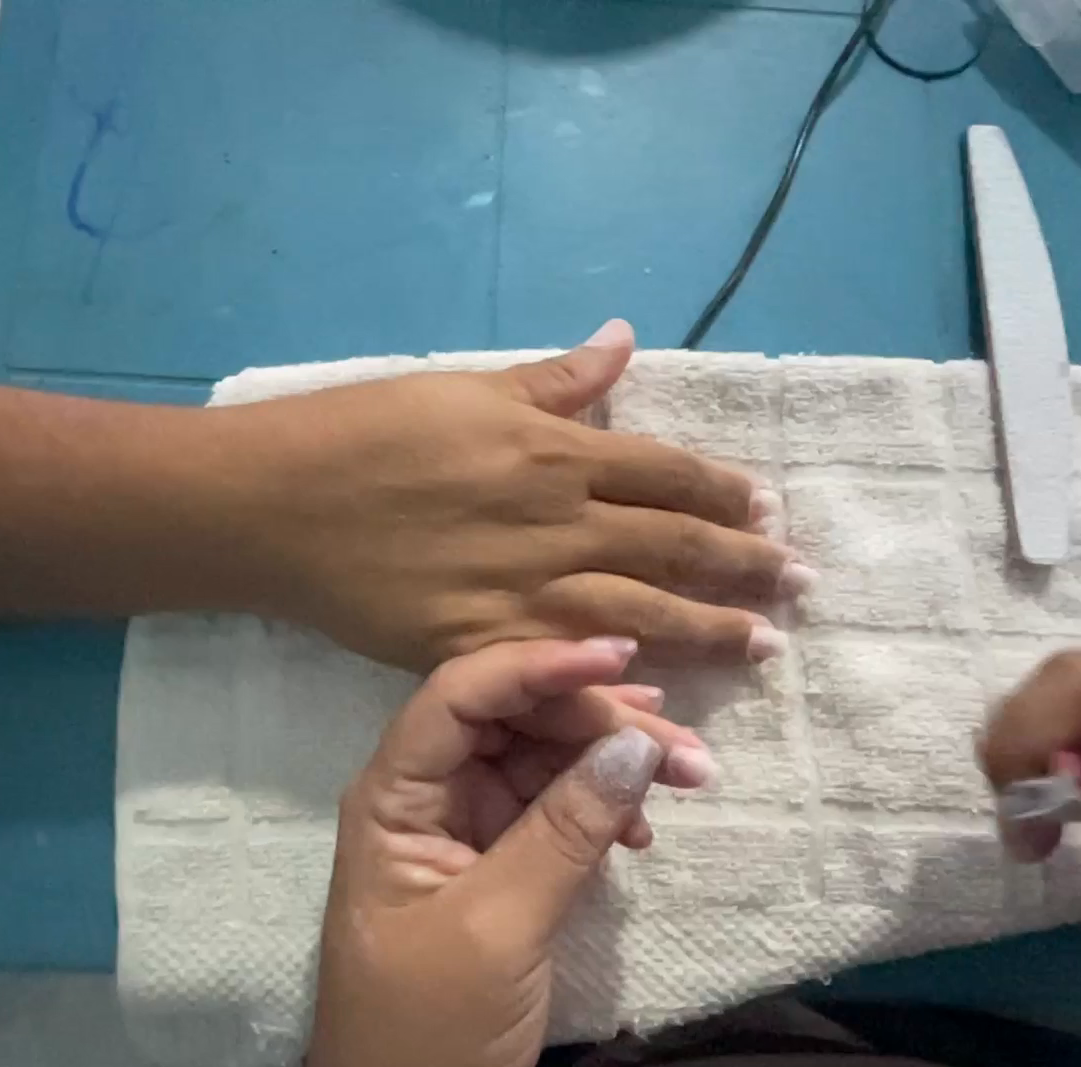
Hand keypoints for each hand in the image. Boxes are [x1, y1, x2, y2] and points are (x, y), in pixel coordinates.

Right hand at [222, 320, 806, 671]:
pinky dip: (622, 696)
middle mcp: (556, 524)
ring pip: (641, 615)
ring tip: (765, 647)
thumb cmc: (366, 432)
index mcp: (554, 451)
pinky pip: (568, 676)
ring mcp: (523, 593)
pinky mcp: (481, 648)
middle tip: (800, 585)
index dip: (725, 492)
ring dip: (710, 629)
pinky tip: (671, 713)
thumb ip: (555, 378)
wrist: (279, 505)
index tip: (768, 510)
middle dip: (744, 565)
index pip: (667, 474)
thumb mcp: (465, 388)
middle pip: (672, 547)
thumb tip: (626, 339)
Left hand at [308, 637, 716, 1066]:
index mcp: (396, 791)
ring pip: (543, 755)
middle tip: (682, 744)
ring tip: (689, 770)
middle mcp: (428, 787)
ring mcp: (467, 818)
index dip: (537, 663)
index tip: (616, 658)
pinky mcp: (502, 851)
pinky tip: (641, 826)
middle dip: (596, 720)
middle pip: (513, 718)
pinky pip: (557, 801)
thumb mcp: (498, 927)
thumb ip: (566, 828)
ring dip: (613, 758)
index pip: (462, 693)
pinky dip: (604, 804)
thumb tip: (636, 743)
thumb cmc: (428, 1030)